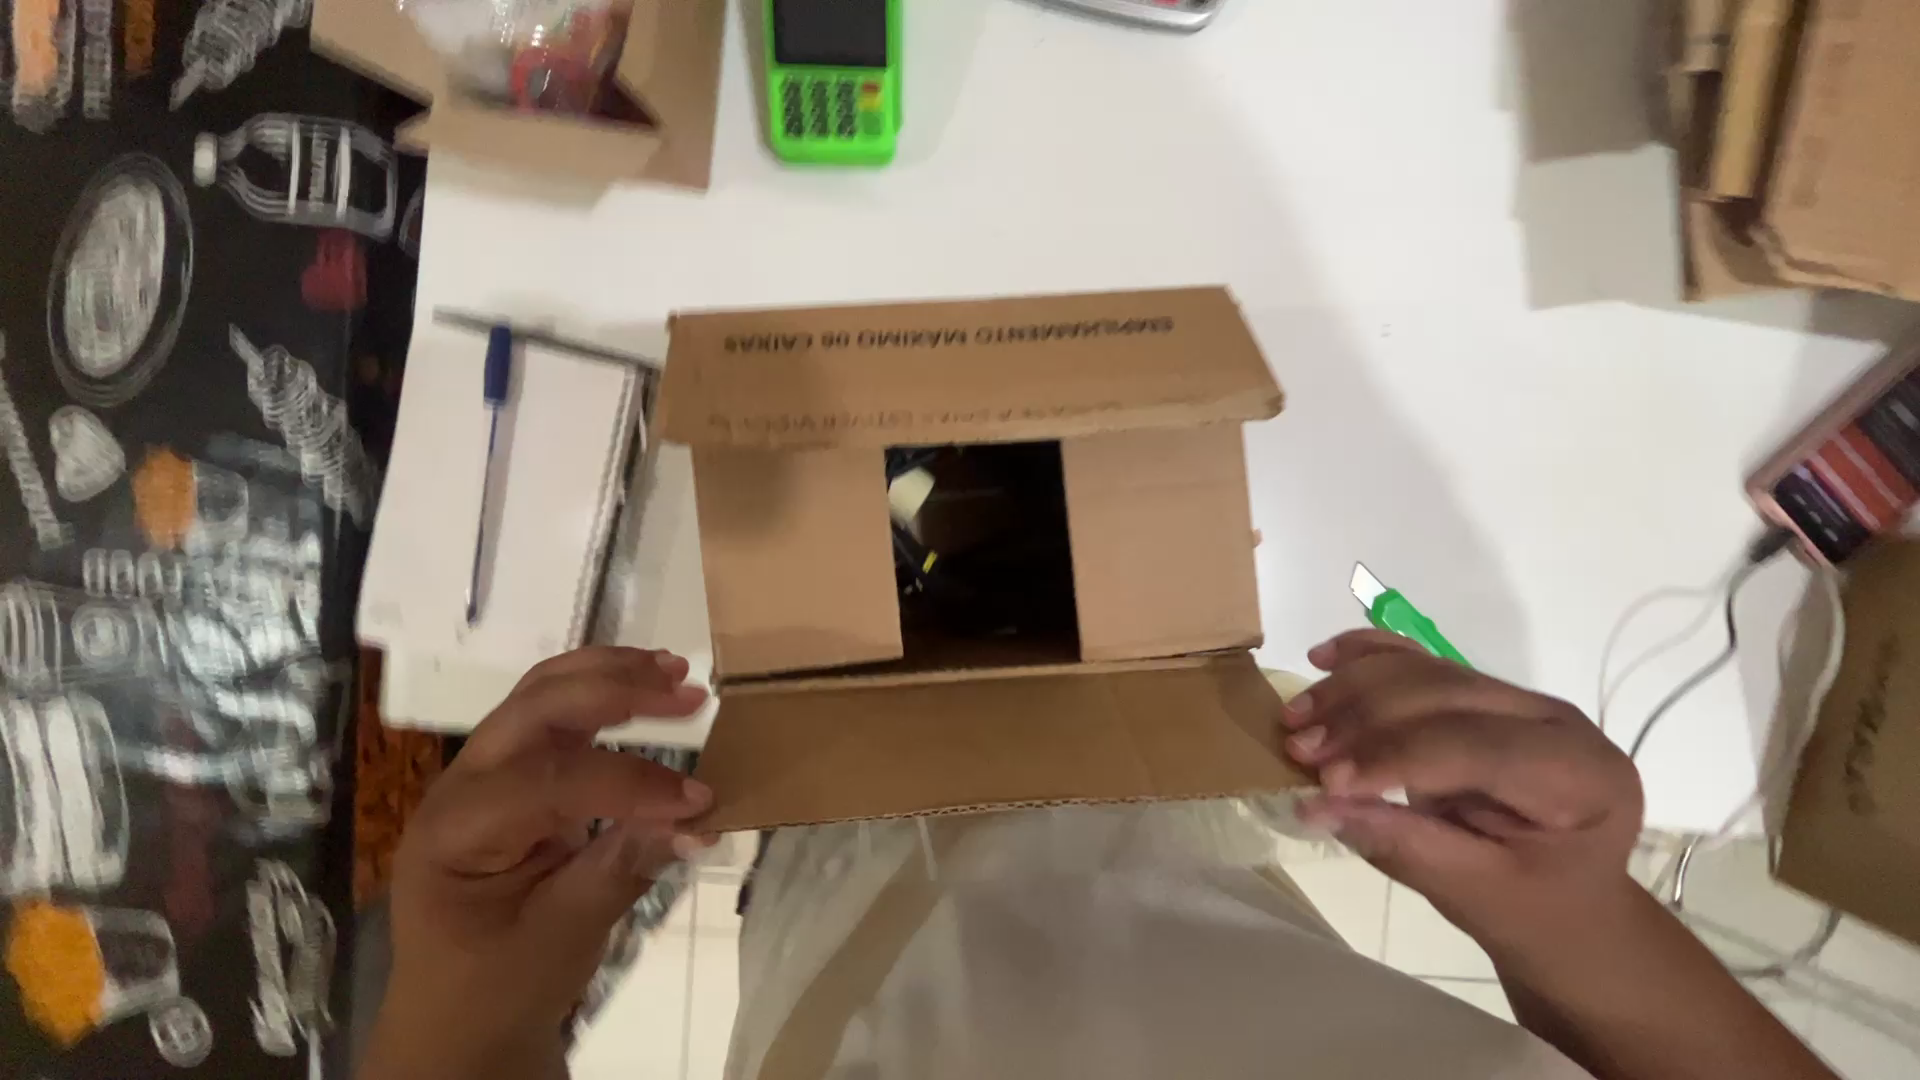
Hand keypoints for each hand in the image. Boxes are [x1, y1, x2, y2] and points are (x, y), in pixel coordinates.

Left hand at [360, 647, 713, 1079]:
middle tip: (692, 696)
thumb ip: (625, 867)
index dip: (630, 782)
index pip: (550, 781)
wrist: (460, 1018)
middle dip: (618, 691)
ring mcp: (486, 770)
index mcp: (456, 831)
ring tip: (675, 669)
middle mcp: (462, 783)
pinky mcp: (515, 770)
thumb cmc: (500, 987)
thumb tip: (698, 820)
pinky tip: (645, 681)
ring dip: (612, 673)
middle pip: (538, 707)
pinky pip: (555, 709)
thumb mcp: (563, 937)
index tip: (700, 800)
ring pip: (545, 691)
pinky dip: (603, 686)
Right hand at [1283, 630, 1643, 949]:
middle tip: (1298, 750)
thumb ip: (1396, 841)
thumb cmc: (1530, 907)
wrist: (1565, 902)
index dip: (1392, 755)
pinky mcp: (1476, 690)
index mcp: (1579, 775)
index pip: (1474, 744)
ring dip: (1347, 688)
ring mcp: (1513, 697)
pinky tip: (1322, 660)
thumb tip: (1313, 805)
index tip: (1325, 782)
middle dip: (1360, 718)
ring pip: (1418, 667)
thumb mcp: (1470, 891)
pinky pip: (1415, 657)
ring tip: (1293, 720)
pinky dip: (1364, 654)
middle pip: (1440, 691)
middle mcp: (1552, 719)